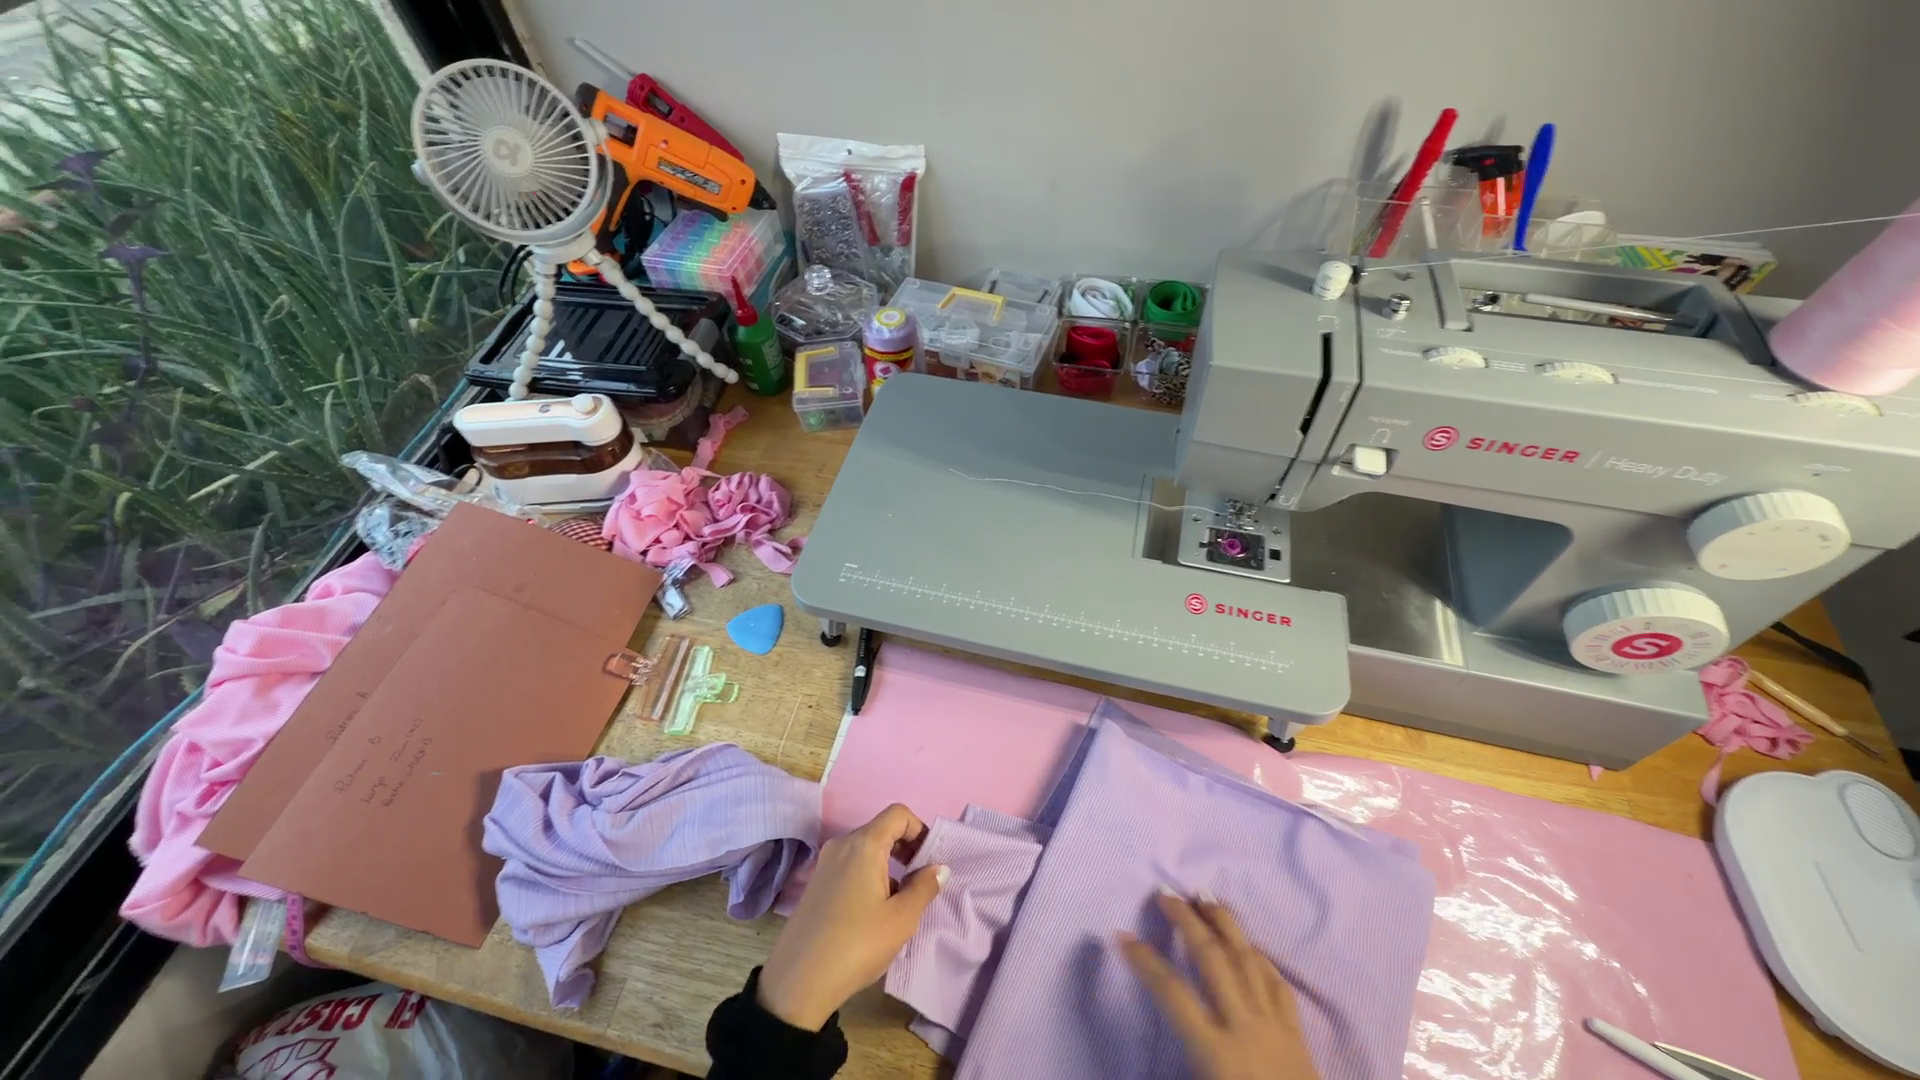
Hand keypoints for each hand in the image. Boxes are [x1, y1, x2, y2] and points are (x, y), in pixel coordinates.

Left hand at [757, 804, 947, 1030]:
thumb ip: (924, 887)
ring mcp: (825, 864)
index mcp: (863, 844)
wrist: (798, 982)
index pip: (898, 814)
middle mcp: (841, 845)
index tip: (930, 861)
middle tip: (921, 882)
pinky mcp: (816, 884)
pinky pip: (850, 866)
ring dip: (888, 865)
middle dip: (906, 848)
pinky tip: (873, 912)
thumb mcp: (901, 919)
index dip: (920, 830)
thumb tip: (939, 868)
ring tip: (899, 902)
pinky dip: (869, 875)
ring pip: (866, 849)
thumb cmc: (857, 945)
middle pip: (881, 829)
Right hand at [1121, 893, 1319, 1079]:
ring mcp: (1275, 1027)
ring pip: (1248, 961)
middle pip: (1213, 960)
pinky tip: (1250, 945)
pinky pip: (1278, 985)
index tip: (1123, 936)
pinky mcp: (1298, 1035)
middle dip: (1187, 922)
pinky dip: (1260, 959)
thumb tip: (1155, 1048)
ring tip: (1206, 897)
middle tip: (1166, 894)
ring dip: (1225, 925)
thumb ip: (1178, 1065)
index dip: (1145, 962)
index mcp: (1215, 1053)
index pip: (1172, 993)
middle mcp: (1244, 1028)